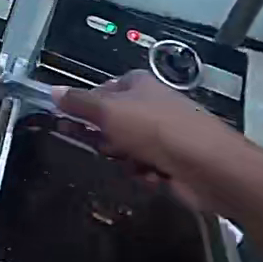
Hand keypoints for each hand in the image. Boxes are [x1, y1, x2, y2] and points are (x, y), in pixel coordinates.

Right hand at [55, 70, 262, 210]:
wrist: (210, 166)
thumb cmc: (155, 129)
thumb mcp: (109, 111)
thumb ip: (79, 103)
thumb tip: (52, 91)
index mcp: (137, 83)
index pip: (100, 91)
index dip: (85, 108)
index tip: (69, 124)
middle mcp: (152, 103)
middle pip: (114, 121)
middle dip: (106, 138)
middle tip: (104, 148)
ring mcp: (166, 132)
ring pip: (128, 147)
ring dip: (125, 159)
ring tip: (132, 165)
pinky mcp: (176, 160)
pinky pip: (147, 166)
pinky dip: (145, 174)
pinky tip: (151, 178)